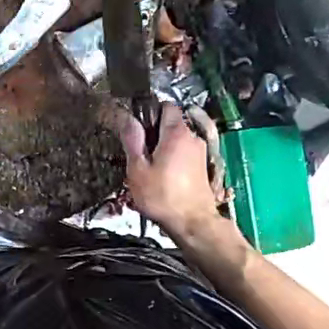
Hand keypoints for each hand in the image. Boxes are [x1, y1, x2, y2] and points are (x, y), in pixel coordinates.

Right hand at [120, 102, 223, 238]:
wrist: (192, 223)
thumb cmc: (162, 196)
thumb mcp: (138, 169)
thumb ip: (132, 140)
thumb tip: (126, 117)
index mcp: (177, 132)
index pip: (166, 106)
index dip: (150, 111)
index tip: (137, 125)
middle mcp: (192, 137)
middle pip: (171, 124)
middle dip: (155, 133)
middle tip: (138, 152)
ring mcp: (200, 152)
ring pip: (177, 140)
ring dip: (163, 148)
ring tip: (149, 168)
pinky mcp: (202, 166)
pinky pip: (184, 153)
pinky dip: (173, 158)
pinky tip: (162, 176)